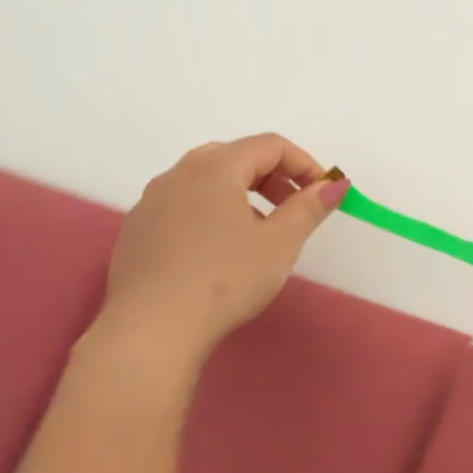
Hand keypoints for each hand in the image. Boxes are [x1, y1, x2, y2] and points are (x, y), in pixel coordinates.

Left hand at [97, 134, 348, 359]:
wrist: (153, 326)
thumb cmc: (226, 278)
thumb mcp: (281, 243)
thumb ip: (309, 207)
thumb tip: (335, 184)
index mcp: (214, 169)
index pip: (268, 146)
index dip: (304, 164)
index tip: (323, 194)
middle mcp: (178, 175)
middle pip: (234, 156)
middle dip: (272, 176)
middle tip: (294, 209)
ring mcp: (151, 201)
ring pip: (205, 180)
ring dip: (242, 193)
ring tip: (260, 232)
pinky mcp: (137, 230)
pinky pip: (183, 205)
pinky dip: (212, 212)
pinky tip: (220, 252)